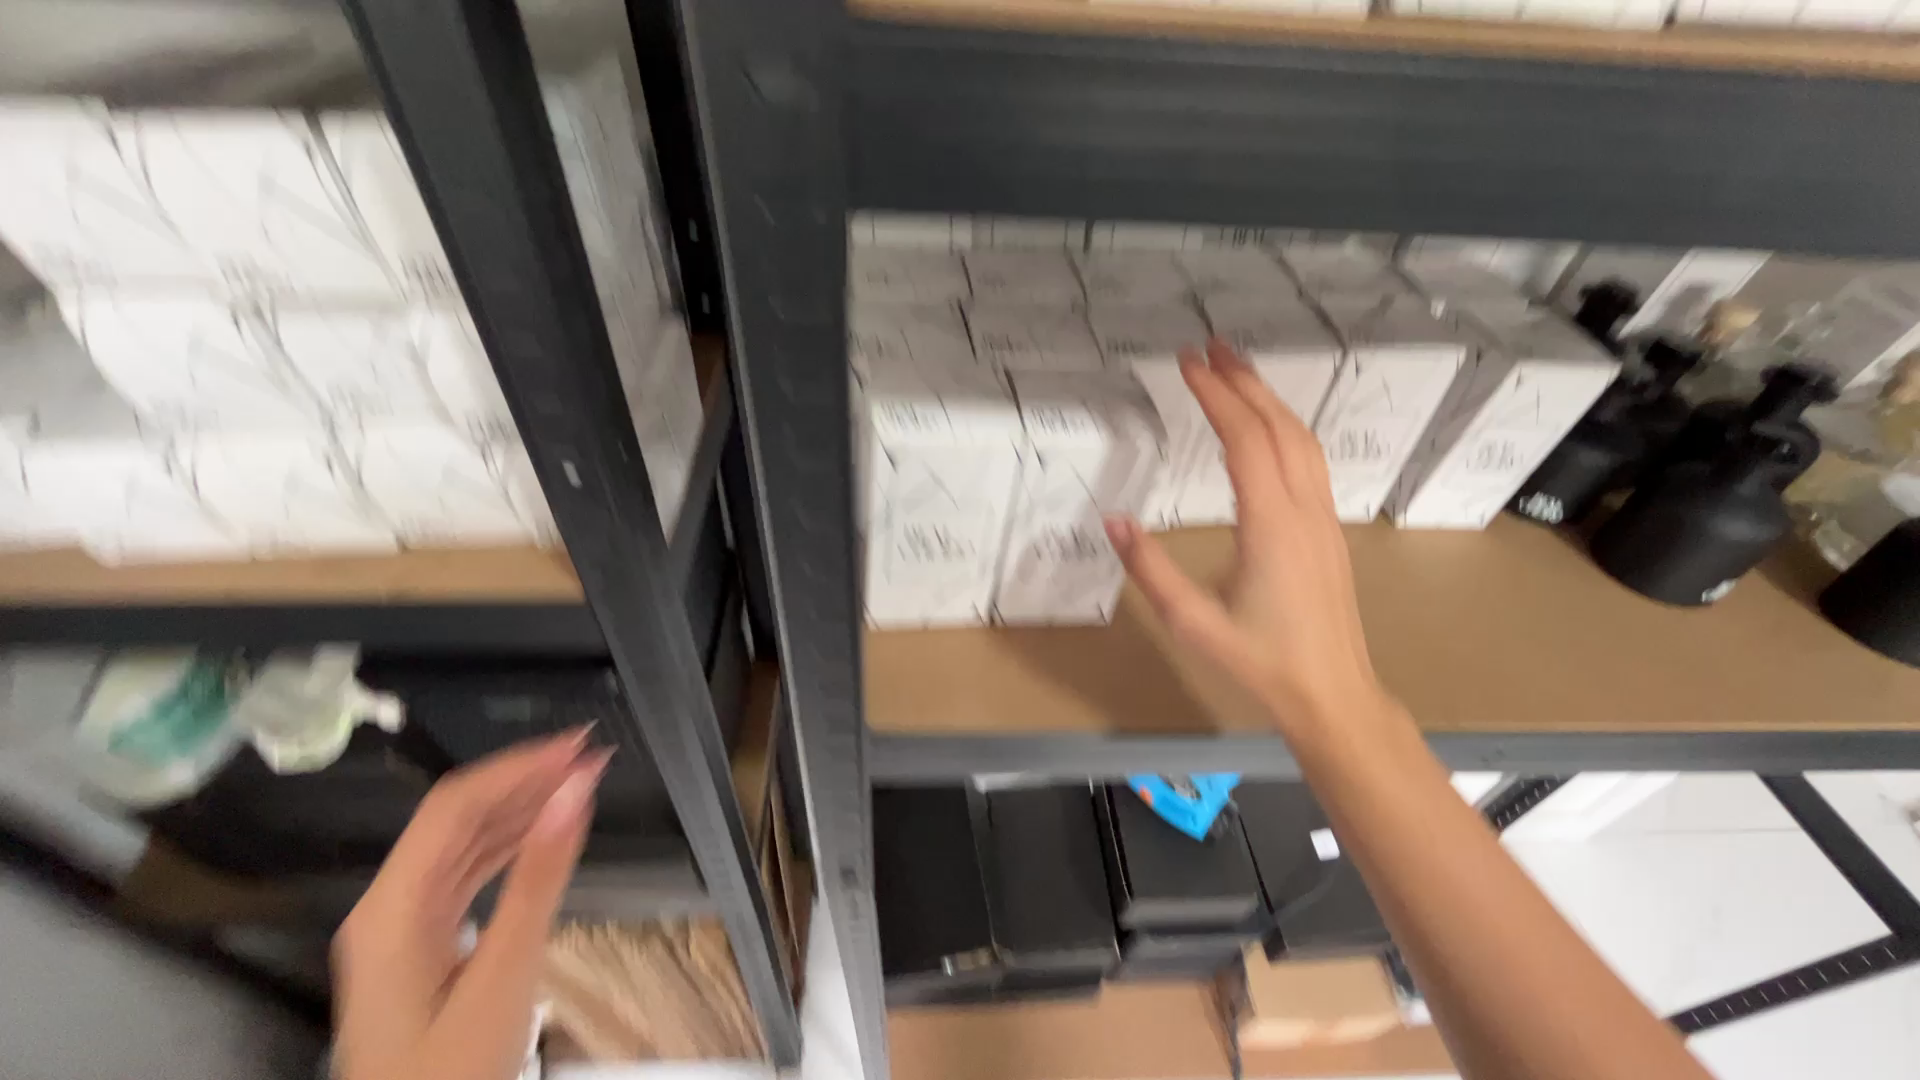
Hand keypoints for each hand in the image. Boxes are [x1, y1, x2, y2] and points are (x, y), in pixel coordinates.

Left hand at [332, 730, 611, 1079]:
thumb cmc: (455, 1075)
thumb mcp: (504, 977)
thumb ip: (539, 879)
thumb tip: (574, 794)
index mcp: (393, 910)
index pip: (455, 808)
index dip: (518, 767)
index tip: (579, 747)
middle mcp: (388, 907)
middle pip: (456, 820)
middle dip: (525, 781)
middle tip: (591, 758)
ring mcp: (401, 928)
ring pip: (463, 845)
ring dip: (521, 809)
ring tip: (580, 784)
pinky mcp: (420, 946)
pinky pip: (465, 876)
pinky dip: (509, 847)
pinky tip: (545, 833)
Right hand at [1105, 340, 1389, 735]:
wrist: (1332, 694)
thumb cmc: (1259, 662)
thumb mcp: (1191, 622)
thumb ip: (1149, 569)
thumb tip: (1111, 521)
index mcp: (1271, 525)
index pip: (1244, 440)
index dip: (1216, 396)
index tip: (1188, 363)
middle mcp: (1303, 509)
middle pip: (1279, 427)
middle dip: (1244, 381)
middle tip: (1210, 347)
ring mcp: (1323, 518)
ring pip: (1302, 440)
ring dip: (1269, 400)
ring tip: (1236, 371)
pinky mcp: (1328, 530)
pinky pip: (1309, 461)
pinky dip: (1285, 428)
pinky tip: (1267, 429)